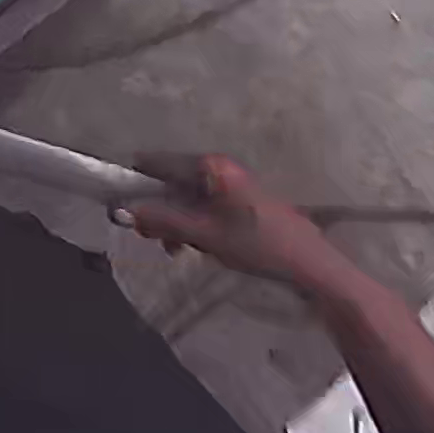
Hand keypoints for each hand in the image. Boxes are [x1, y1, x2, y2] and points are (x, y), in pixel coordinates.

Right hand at [116, 155, 347, 292]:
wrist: (313, 269)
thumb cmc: (257, 244)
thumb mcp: (202, 234)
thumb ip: (161, 220)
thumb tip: (122, 211)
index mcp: (210, 166)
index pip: (157, 163)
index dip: (136, 183)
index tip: (120, 205)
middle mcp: (220, 168)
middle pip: (171, 181)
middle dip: (157, 208)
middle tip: (151, 237)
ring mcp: (232, 185)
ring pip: (187, 197)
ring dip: (174, 221)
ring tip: (173, 248)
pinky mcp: (241, 203)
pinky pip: (204, 207)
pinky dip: (193, 225)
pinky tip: (194, 246)